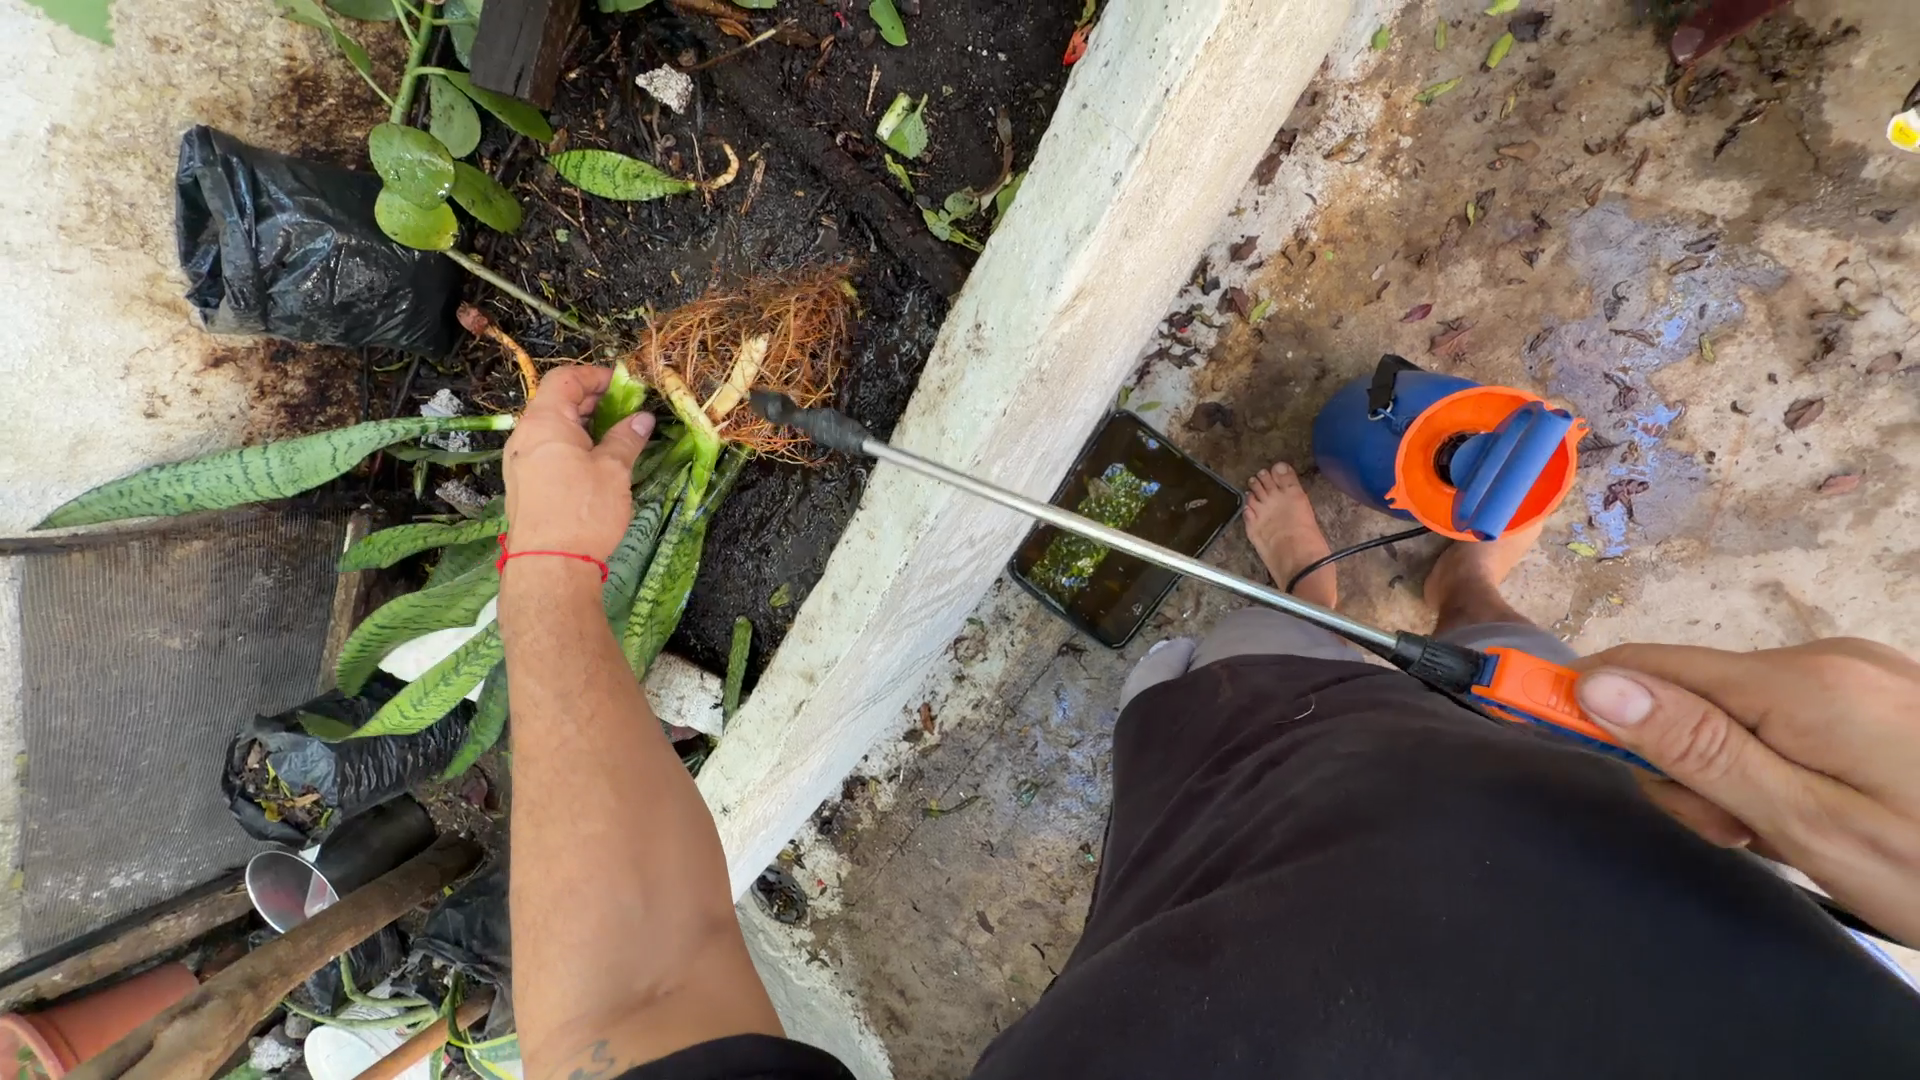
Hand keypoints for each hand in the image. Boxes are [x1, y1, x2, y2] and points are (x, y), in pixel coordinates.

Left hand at [502, 365, 654, 562]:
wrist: (550, 563)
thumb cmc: (583, 510)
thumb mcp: (614, 470)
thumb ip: (627, 438)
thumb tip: (642, 419)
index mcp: (545, 422)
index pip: (565, 379)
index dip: (595, 376)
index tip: (624, 385)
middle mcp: (526, 436)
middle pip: (557, 401)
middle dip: (593, 400)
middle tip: (627, 410)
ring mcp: (522, 461)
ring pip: (553, 428)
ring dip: (585, 425)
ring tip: (617, 436)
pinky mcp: (526, 483)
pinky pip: (549, 450)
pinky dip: (573, 445)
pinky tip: (597, 461)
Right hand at [1575, 638, 1919, 945]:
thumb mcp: (1809, 826)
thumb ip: (1696, 749)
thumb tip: (1593, 684)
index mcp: (1800, 684)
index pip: (1639, 666)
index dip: (1583, 698)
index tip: (1545, 731)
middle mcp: (1825, 659)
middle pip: (1685, 692)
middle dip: (1679, 757)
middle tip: (1730, 828)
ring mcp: (1860, 672)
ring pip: (1730, 707)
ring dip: (1726, 765)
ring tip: (1783, 830)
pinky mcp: (1881, 693)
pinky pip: (1779, 713)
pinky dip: (1769, 758)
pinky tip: (1815, 806)